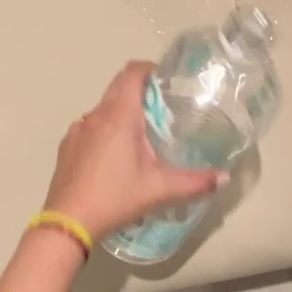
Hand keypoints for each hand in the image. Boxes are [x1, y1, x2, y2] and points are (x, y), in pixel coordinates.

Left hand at [42, 62, 226, 238]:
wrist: (68, 222)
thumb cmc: (115, 197)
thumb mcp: (159, 190)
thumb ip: (195, 182)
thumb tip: (225, 177)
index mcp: (119, 115)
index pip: (133, 72)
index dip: (151, 70)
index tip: (168, 83)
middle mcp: (95, 115)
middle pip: (118, 87)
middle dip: (141, 92)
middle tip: (163, 111)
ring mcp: (77, 130)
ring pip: (103, 110)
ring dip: (122, 114)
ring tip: (140, 138)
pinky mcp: (66, 147)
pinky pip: (89, 128)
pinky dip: (105, 132)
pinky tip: (113, 158)